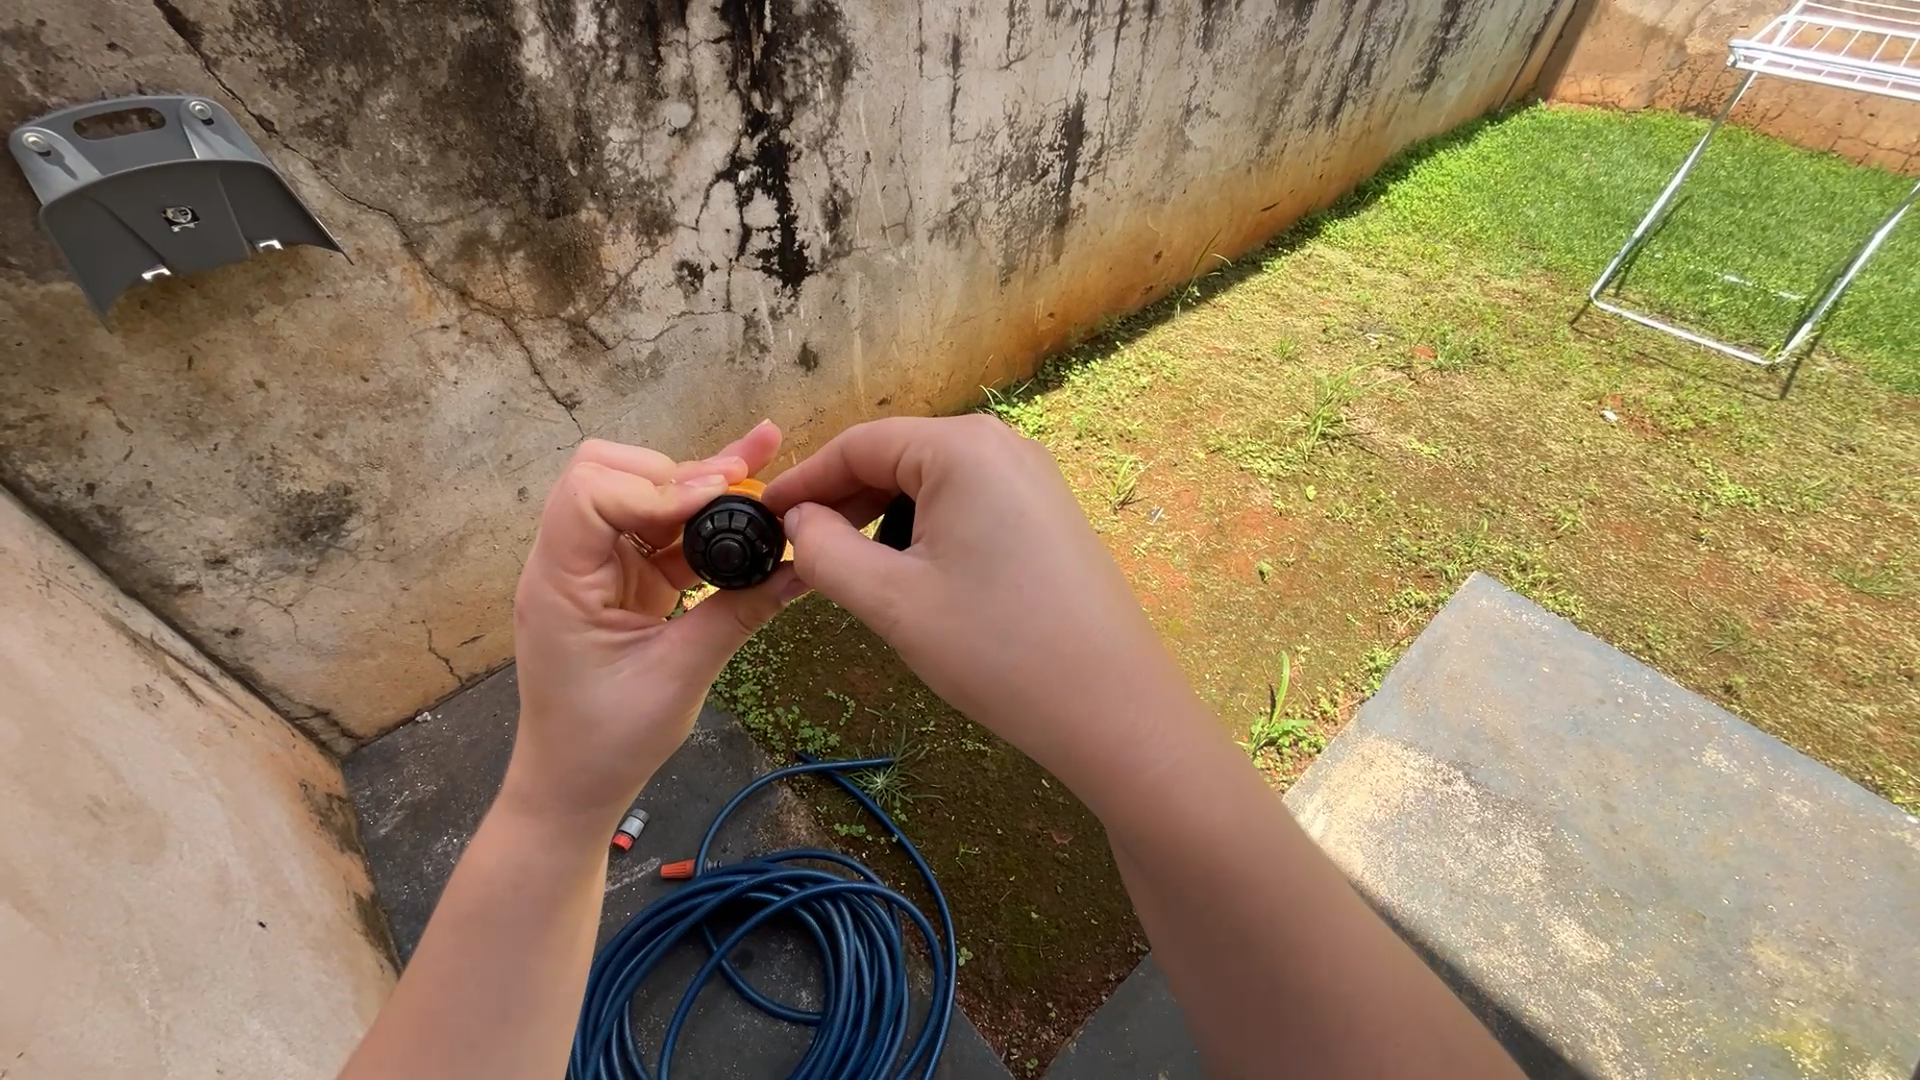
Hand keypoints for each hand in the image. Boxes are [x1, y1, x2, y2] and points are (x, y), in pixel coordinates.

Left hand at [504, 422, 801, 828]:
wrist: (575, 784)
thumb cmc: (609, 740)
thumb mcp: (680, 675)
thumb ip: (738, 613)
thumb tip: (800, 571)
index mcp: (562, 581)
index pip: (591, 494)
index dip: (658, 485)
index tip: (718, 497)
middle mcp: (572, 561)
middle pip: (610, 474)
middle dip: (678, 474)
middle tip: (740, 482)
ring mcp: (599, 568)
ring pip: (640, 494)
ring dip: (696, 486)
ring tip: (758, 468)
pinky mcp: (626, 581)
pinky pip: (663, 533)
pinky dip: (703, 519)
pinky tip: (745, 502)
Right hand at [762, 415, 1189, 781]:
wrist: (1111, 707)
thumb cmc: (994, 649)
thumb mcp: (892, 601)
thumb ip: (825, 551)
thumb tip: (799, 521)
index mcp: (963, 448)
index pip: (859, 444)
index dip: (804, 479)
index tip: (764, 517)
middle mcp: (1004, 445)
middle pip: (900, 456)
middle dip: (846, 500)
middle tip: (805, 550)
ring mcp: (1034, 478)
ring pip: (934, 482)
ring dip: (886, 517)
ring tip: (859, 569)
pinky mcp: (1050, 513)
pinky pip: (971, 503)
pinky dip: (930, 528)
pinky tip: (918, 573)